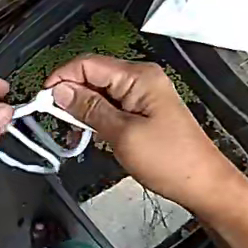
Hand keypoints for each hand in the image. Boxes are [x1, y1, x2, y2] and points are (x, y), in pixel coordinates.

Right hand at [46, 54, 247, 217]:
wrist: (204, 184)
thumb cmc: (170, 160)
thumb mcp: (122, 134)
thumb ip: (89, 109)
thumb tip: (60, 91)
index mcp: (138, 77)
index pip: (88, 64)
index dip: (62, 78)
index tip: (44, 101)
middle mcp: (141, 79)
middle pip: (92, 75)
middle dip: (70, 94)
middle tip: (56, 120)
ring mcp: (143, 94)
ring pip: (99, 91)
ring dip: (81, 108)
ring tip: (73, 131)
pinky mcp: (143, 110)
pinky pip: (110, 104)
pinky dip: (95, 117)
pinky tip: (89, 133)